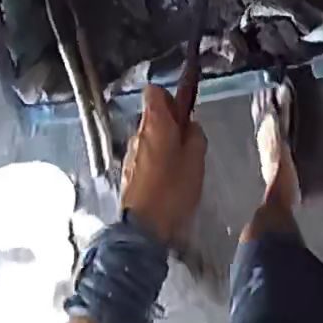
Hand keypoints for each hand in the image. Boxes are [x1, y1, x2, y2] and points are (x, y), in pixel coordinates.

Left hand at [120, 85, 206, 242]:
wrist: (143, 231)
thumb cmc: (173, 188)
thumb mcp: (196, 159)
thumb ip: (196, 135)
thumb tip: (190, 126)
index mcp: (155, 123)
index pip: (154, 91)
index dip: (169, 96)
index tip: (182, 111)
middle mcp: (138, 133)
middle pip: (152, 115)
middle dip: (170, 124)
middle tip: (188, 142)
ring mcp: (129, 154)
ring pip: (148, 137)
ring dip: (162, 144)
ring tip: (179, 167)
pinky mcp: (126, 174)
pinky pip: (143, 156)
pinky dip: (154, 161)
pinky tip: (166, 182)